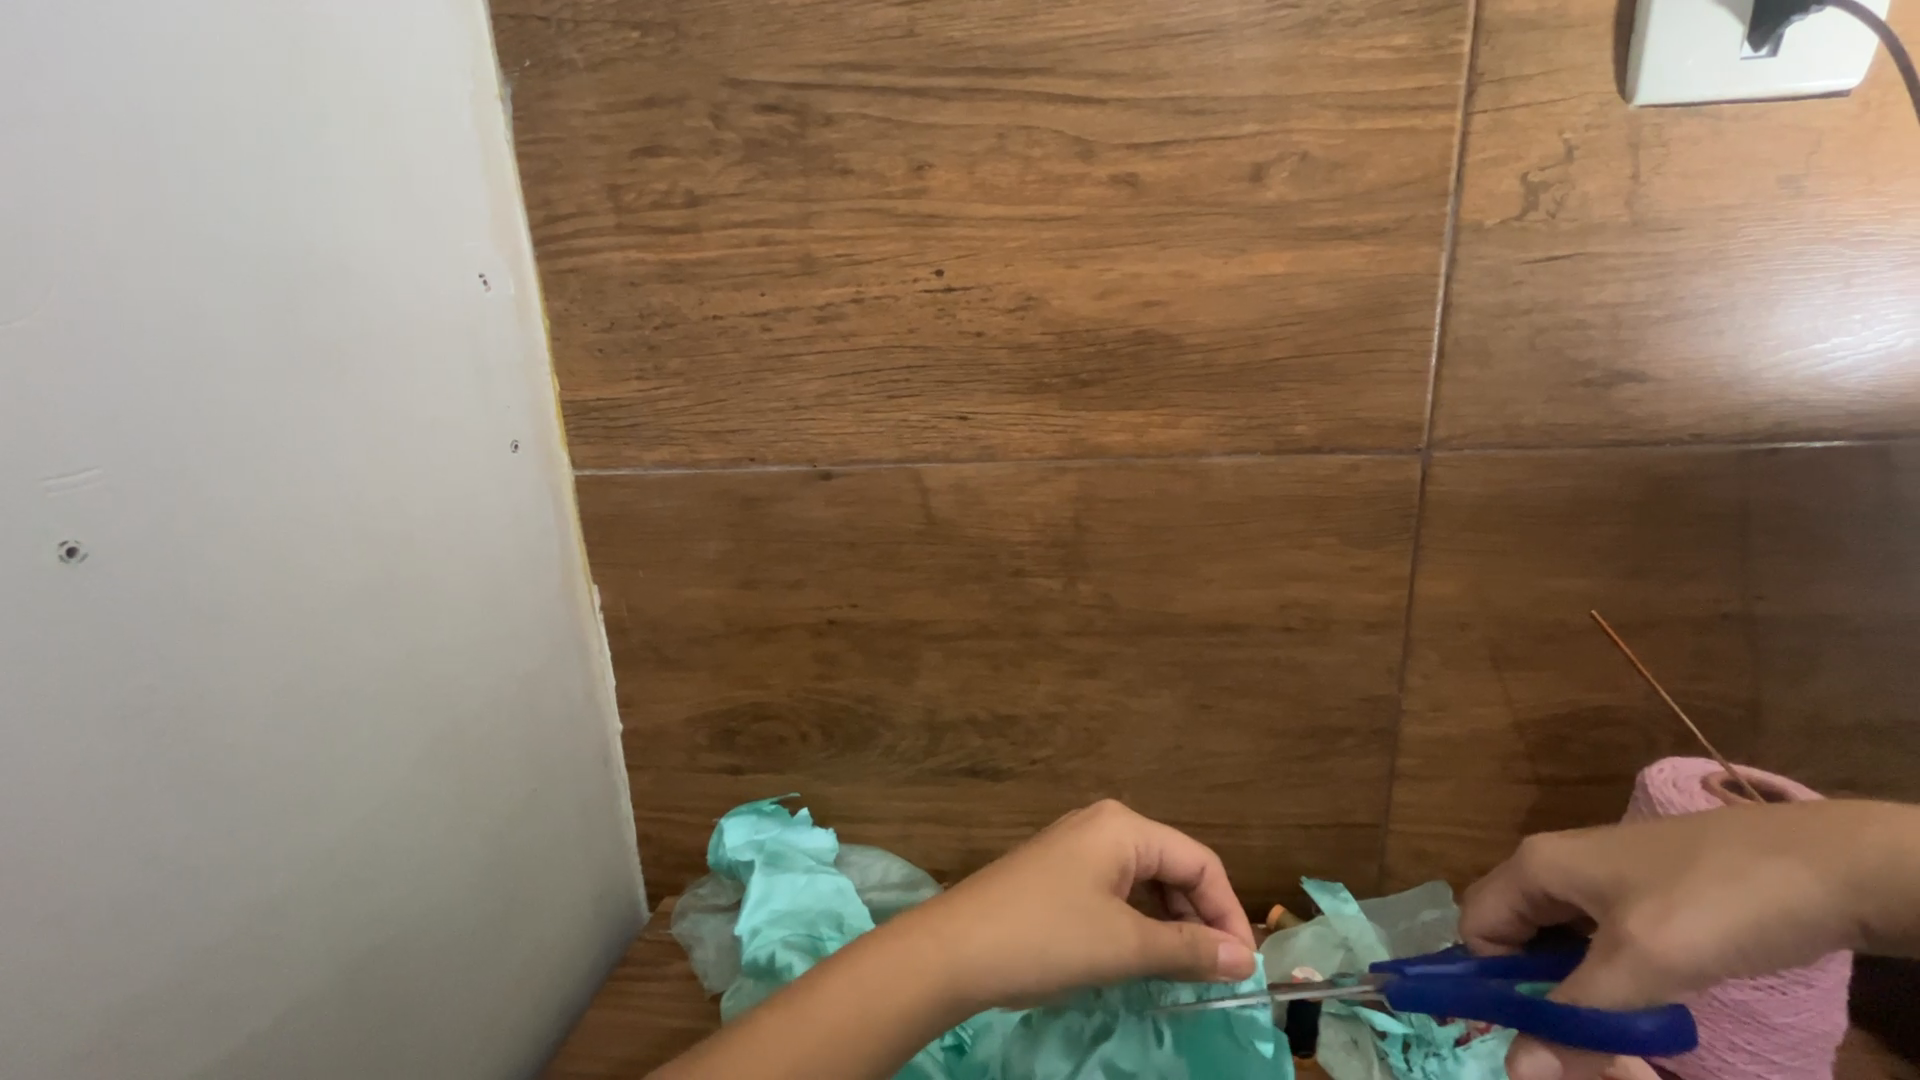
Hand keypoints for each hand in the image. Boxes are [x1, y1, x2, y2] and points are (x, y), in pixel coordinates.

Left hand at [883, 799, 1257, 1011]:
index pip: (1200, 861)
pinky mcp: (1058, 875)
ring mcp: (1076, 849)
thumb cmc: (1046, 937)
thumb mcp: (1125, 945)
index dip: (1228, 912)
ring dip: (1170, 925)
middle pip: (1173, 867)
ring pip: (1145, 883)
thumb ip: (1189, 949)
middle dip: (1200, 919)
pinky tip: (1144, 957)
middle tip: (1218, 975)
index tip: (1243, 967)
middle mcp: (1103, 826)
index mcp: (1123, 827)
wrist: (954, 949)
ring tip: (1185, 972)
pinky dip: (1138, 923)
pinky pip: (1116, 893)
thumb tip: (1242, 958)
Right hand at [1460, 800, 1913, 1079]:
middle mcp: (1554, 864)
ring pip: (1560, 941)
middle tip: (1589, 1042)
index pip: (1476, 927)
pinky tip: (1653, 993)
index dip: (1494, 982)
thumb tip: (1515, 1070)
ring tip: (1625, 1023)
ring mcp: (1600, 875)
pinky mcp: (1643, 890)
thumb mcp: (1644, 965)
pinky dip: (1612, 973)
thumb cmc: (1716, 902)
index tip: (1542, 1034)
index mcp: (1534, 865)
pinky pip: (1599, 937)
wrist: (1831, 863)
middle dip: (1539, 992)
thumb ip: (1577, 1016)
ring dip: (1579, 988)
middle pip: (1514, 934)